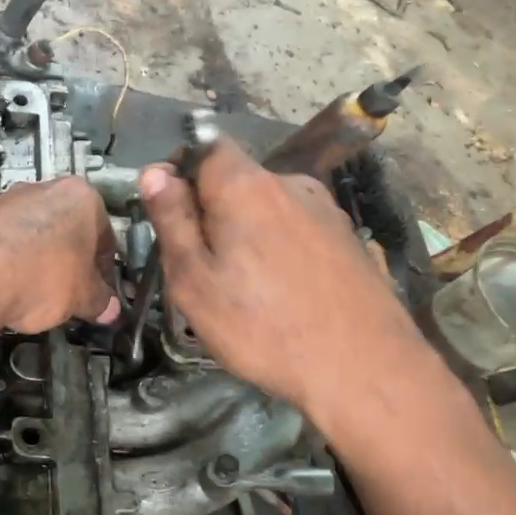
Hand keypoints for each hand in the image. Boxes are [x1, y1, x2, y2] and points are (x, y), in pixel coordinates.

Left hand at [0, 176, 120, 334]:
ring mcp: (4, 201)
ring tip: (29, 294)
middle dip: (66, 262)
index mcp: (81, 198)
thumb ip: (98, 300)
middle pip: (64, 231)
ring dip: (33, 261)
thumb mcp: (81, 297)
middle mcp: (42, 189)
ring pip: (30, 235)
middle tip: (65, 295)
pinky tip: (1, 287)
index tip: (98, 292)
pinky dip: (3, 262)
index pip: (105, 237)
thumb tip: (108, 308)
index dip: (103, 270)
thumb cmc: (39, 276)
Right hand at [140, 139, 428, 415]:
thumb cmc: (259, 325)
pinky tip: (277, 294)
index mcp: (245, 187)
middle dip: (210, 211)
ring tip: (238, 287)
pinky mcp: (346, 239)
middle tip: (196, 267)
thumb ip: (172, 220)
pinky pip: (294, 230)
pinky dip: (275, 250)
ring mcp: (325, 211)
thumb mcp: (192, 278)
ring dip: (244, 233)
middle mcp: (289, 184)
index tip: (167, 215)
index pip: (205, 147)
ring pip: (265, 208)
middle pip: (235, 181)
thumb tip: (154, 172)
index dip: (179, 171)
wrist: (361, 367)